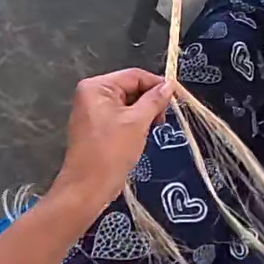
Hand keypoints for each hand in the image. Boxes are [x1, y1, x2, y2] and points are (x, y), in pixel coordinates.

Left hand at [48, 68, 172, 212]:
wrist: (88, 188)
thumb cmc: (111, 152)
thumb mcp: (138, 122)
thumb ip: (155, 100)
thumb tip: (169, 85)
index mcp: (97, 87)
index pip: (134, 76)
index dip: (157, 85)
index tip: (175, 98)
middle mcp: (92, 94)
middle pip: (131, 87)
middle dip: (150, 101)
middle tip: (162, 119)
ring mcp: (93, 111)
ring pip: (128, 103)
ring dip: (144, 113)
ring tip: (152, 128)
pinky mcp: (97, 126)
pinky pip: (121, 116)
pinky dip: (134, 123)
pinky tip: (141, 135)